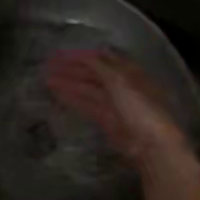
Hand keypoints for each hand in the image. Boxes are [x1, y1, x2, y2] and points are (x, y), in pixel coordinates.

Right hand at [44, 49, 194, 173]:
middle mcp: (122, 86)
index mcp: (129, 73)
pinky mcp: (109, 121)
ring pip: (88, 89)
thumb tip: (83, 54)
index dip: (79, 55)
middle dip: (71, 69)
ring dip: (69, 83)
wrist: (152, 145)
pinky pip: (88, 105)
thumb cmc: (139, 107)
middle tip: (48, 67)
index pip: (101, 58)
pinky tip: (59, 95)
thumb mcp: (119, 80)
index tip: (58, 55)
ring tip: (47, 81)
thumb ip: (99, 65)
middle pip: (93, 74)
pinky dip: (74, 99)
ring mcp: (115, 104)